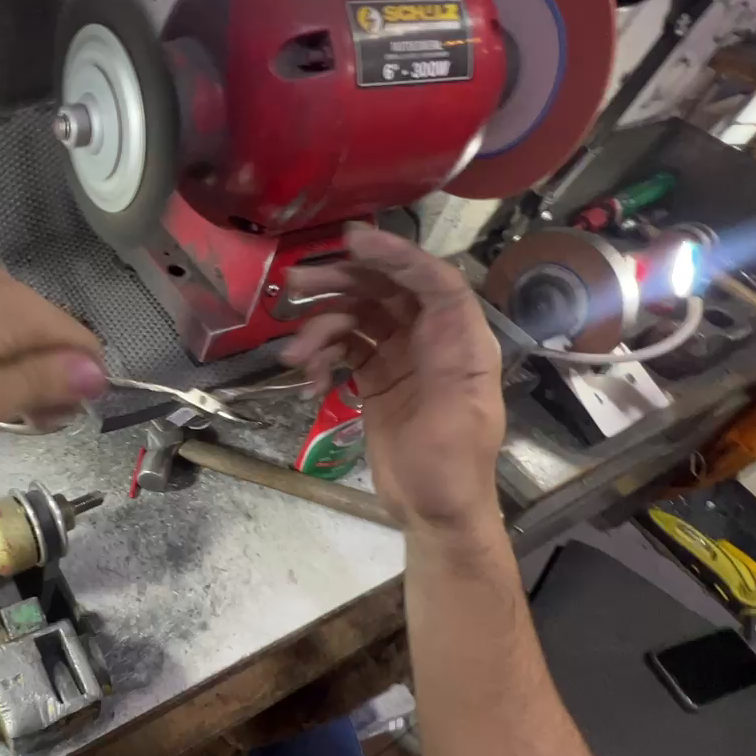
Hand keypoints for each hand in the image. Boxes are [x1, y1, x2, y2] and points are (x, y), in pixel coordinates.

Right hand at [281, 226, 504, 527]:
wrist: (434, 512)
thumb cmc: (452, 467)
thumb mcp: (457, 412)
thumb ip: (446, 351)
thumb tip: (437, 294)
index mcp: (461, 340)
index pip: (430, 280)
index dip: (394, 255)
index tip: (350, 243)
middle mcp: (431, 339)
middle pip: (384, 292)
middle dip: (340, 283)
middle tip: (294, 283)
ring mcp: (400, 358)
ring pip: (356, 320)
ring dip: (321, 329)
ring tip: (294, 356)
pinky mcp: (375, 379)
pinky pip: (344, 351)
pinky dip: (322, 358)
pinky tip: (310, 382)